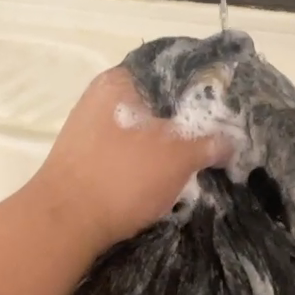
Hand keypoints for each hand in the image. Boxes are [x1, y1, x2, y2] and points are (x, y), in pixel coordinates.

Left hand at [26, 68, 228, 248]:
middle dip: (188, 124)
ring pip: (142, 134)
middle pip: (158, 104)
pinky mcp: (85, 165)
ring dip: (168, 149)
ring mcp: (89, 133)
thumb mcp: (179, 157)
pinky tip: (166, 184)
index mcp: (121, 81)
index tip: (229, 107)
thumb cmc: (121, 179)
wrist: (63, 225)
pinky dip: (146, 167)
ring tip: (198, 165)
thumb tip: (232, 142)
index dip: (204, 86)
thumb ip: (210, 143)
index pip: (172, 69)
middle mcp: (101, 100)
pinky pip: (126, 157)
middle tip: (219, 141)